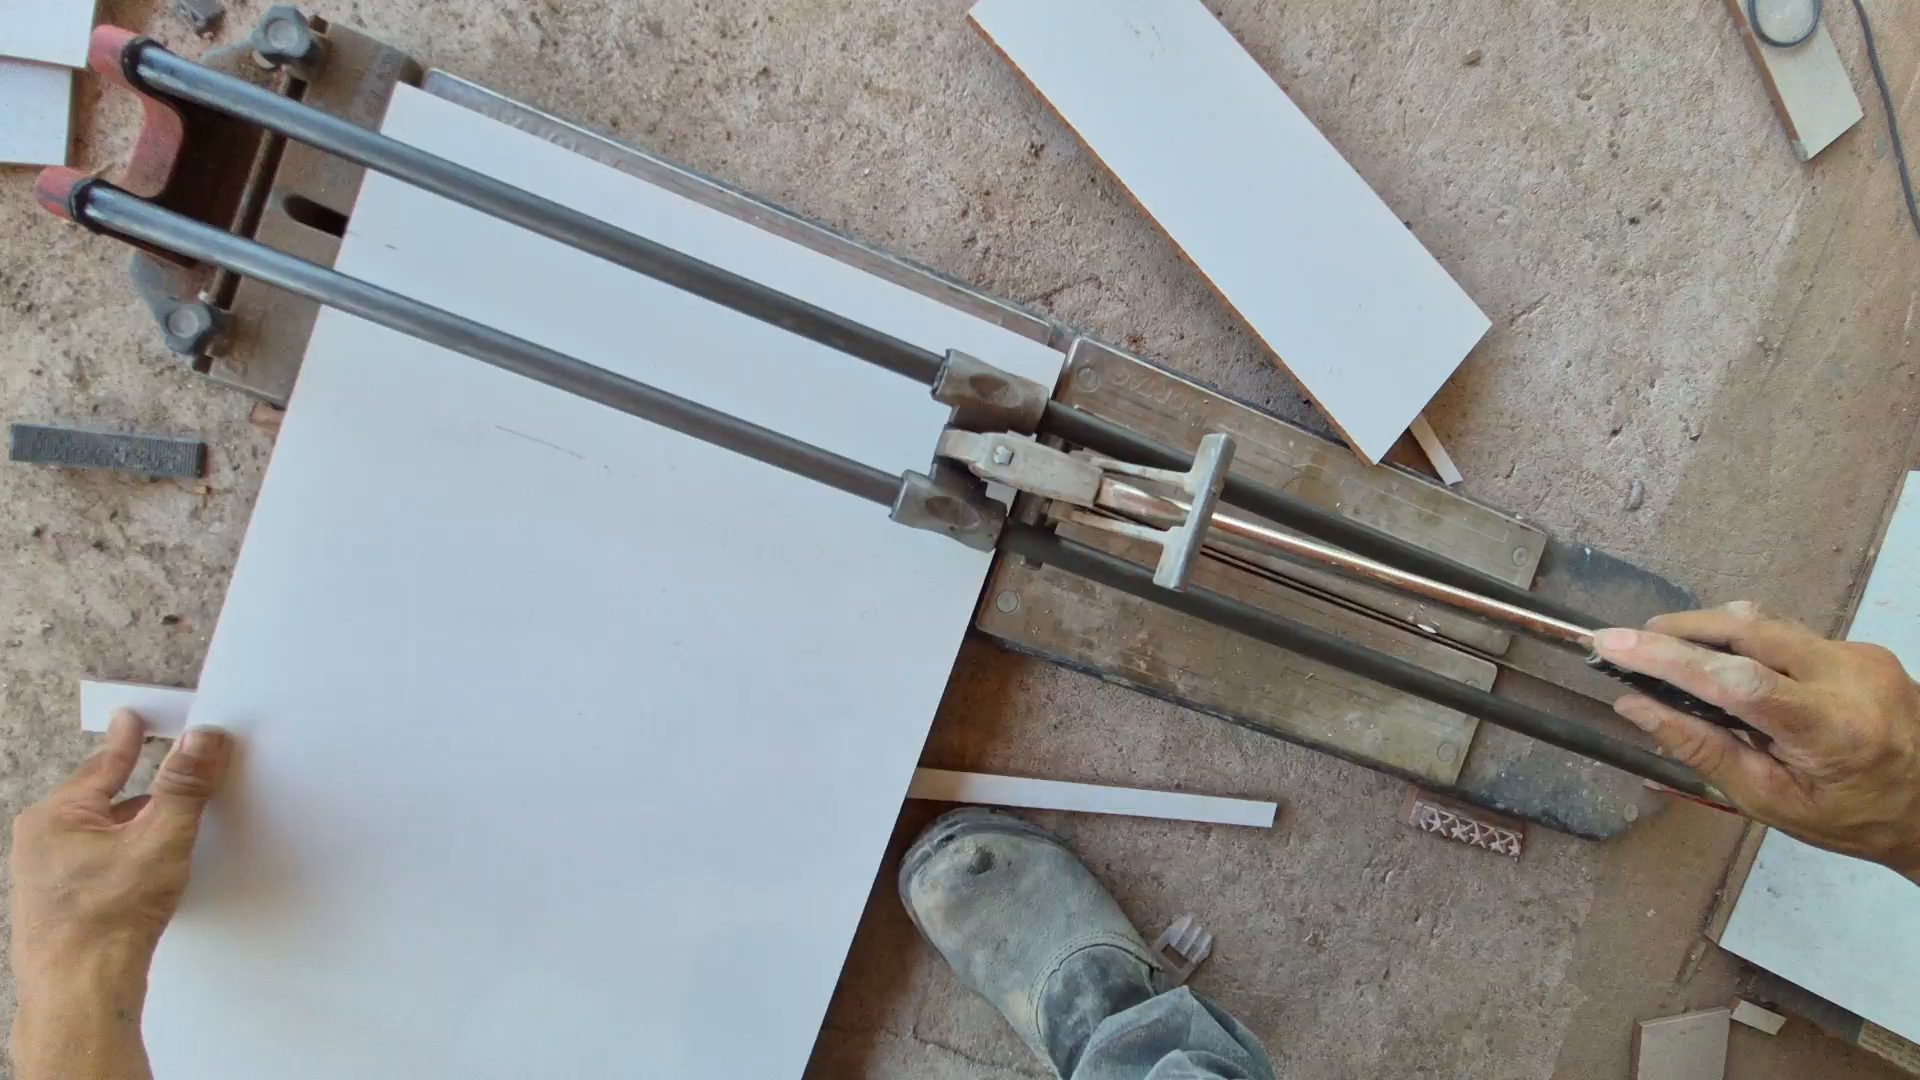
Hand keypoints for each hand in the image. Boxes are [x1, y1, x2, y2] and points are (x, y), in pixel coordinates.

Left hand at [9, 709, 232, 1079]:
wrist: (82, 979)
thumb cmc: (109, 912)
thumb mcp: (163, 834)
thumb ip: (186, 783)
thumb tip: (202, 739)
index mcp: (56, 818)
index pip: (105, 764)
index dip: (129, 739)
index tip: (134, 718)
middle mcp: (43, 839)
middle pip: (109, 794)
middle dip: (147, 782)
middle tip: (178, 764)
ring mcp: (50, 868)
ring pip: (110, 825)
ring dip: (145, 817)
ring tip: (178, 819)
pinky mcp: (65, 891)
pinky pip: (107, 849)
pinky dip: (137, 842)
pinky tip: (159, 856)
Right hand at [1592, 602, 1919, 878]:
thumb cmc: (1849, 817)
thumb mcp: (1767, 798)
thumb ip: (1698, 748)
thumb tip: (1630, 704)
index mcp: (1834, 732)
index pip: (1737, 680)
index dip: (1666, 657)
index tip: (1607, 643)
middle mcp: (1854, 681)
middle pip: (1746, 629)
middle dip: (1676, 629)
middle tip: (1628, 644)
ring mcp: (1861, 658)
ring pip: (1760, 621)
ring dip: (1702, 631)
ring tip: (1668, 655)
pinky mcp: (1858, 649)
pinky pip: (1778, 631)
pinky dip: (1734, 640)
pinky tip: (1722, 666)